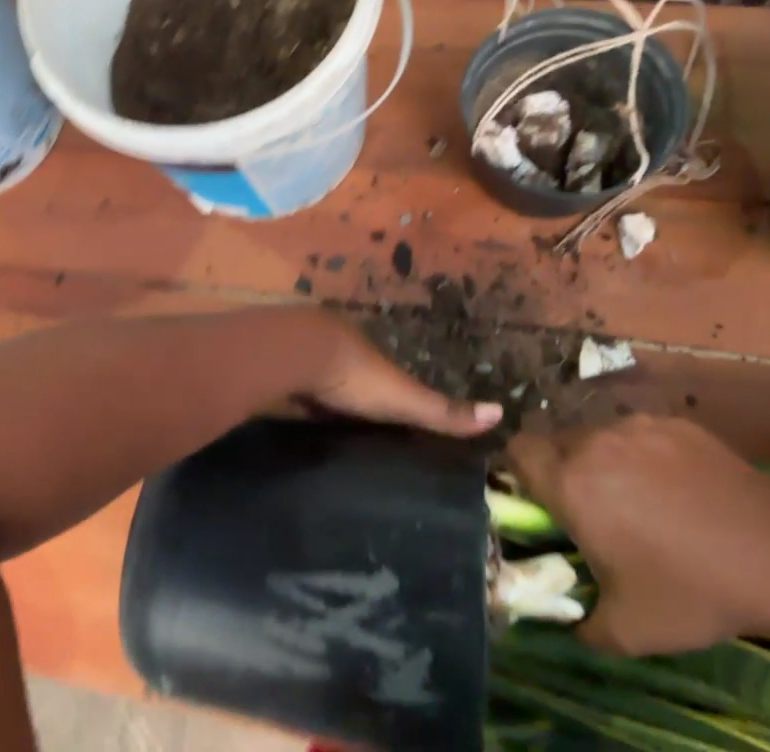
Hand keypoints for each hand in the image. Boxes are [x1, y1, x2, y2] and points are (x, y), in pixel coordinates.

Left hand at [271, 310, 502, 437]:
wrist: (290, 354)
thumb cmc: (352, 375)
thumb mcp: (403, 398)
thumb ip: (442, 411)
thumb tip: (500, 413)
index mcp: (364, 348)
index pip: (380, 370)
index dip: (385, 391)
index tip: (388, 415)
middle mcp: (332, 343)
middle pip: (344, 370)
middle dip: (347, 391)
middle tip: (353, 424)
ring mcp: (297, 352)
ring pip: (310, 375)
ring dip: (315, 393)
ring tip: (320, 425)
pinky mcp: (269, 366)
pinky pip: (283, 384)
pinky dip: (288, 397)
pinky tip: (289, 416)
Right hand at [507, 416, 769, 655]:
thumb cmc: (693, 590)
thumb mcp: (627, 630)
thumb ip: (580, 625)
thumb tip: (564, 622)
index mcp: (571, 482)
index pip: (516, 450)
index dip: (514, 471)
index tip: (531, 499)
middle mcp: (596, 442)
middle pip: (555, 441)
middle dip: (558, 469)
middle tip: (583, 508)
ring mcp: (640, 427)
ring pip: (597, 435)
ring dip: (599, 460)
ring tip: (633, 498)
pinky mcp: (679, 424)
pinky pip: (638, 434)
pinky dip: (640, 454)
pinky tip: (673, 489)